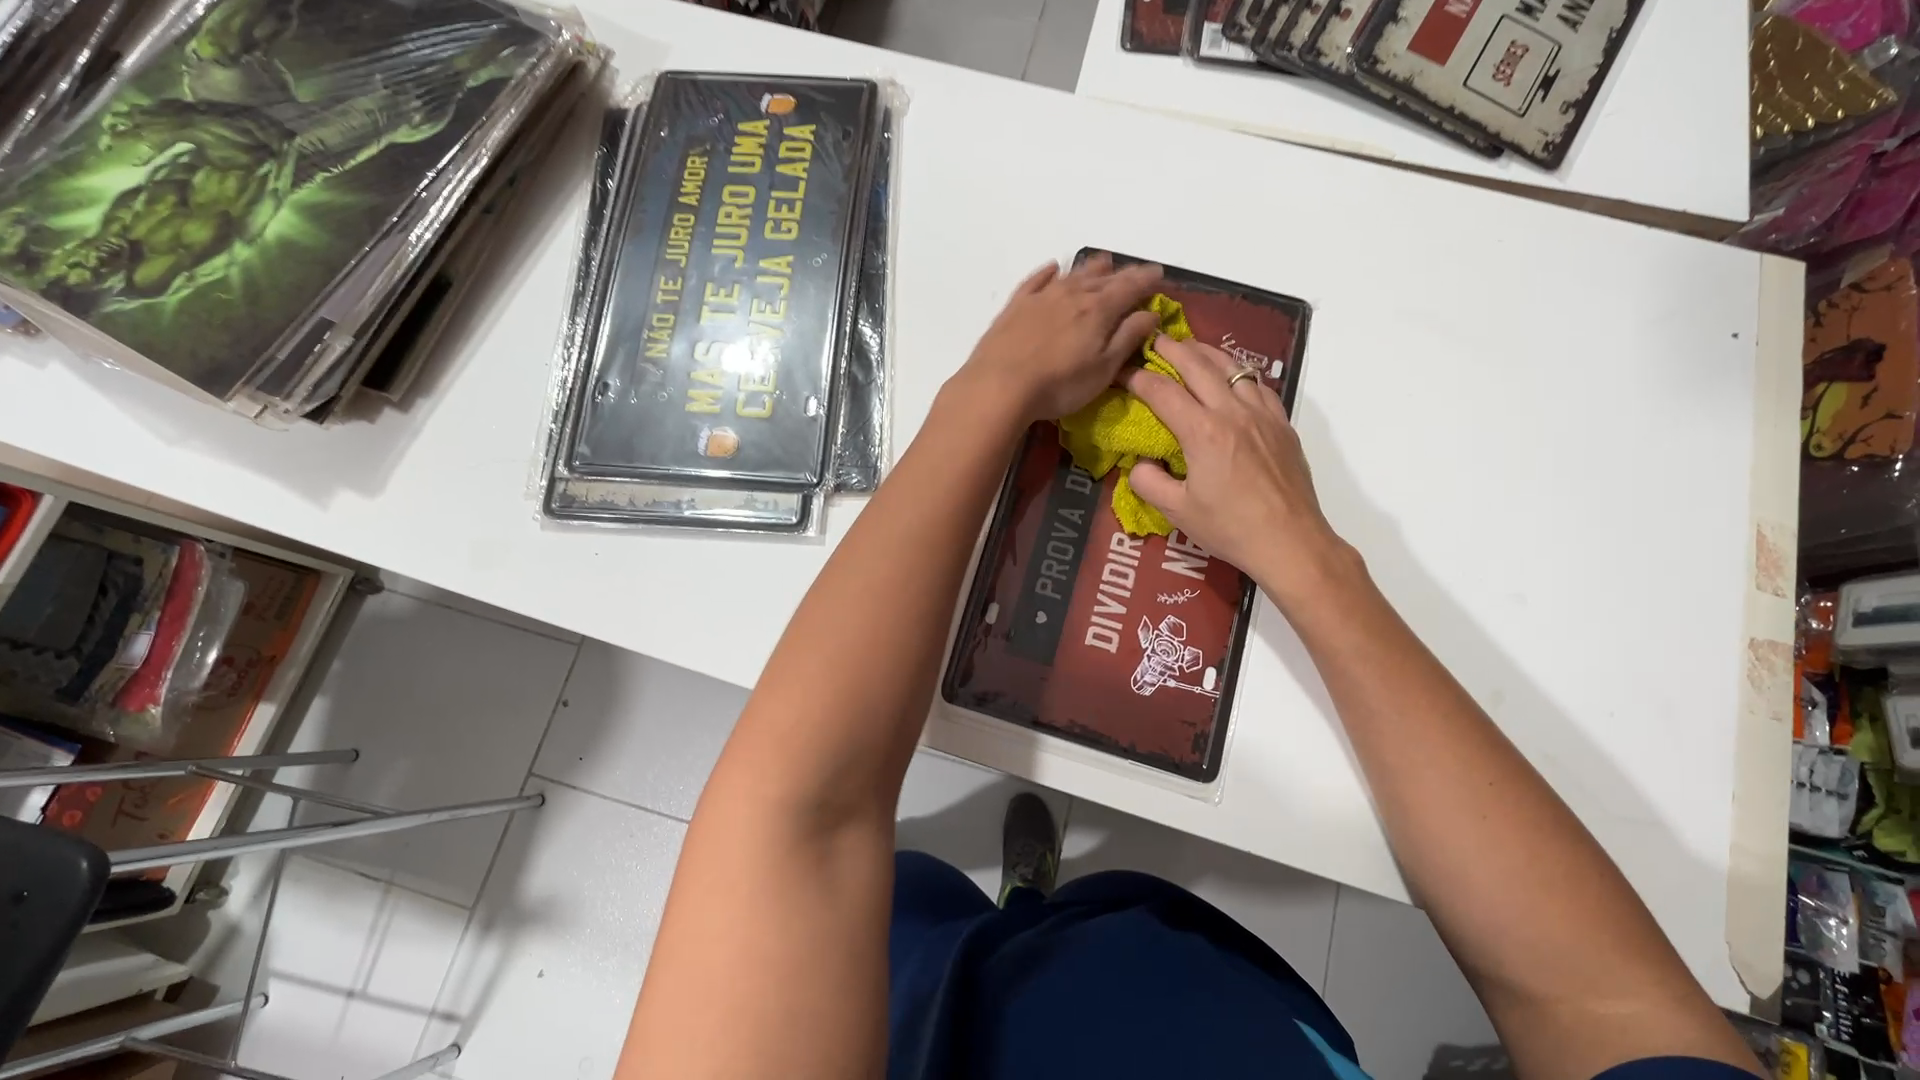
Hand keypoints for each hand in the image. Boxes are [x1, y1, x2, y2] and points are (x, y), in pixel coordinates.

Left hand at [957, 254, 1163, 422]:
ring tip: (1103, 262)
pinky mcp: (1016, 306)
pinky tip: (1053, 267)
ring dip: (1090, 268)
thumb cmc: (1059, 385)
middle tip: (1134, 272)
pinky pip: (1036, 280)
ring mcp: (1041, 298)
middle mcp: (1072, 295)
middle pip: (1102, 278)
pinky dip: (1049, 272)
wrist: (999, 386)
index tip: (1159, 274)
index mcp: (1098, 310)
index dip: (1147, 280)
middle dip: (1122, 274)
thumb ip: (1128, 337)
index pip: (1130, 287)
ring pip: (1072, 275)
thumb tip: (1151, 313)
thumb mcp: (1103, 368)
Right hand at [1124, 336, 1356, 610]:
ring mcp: (1262, 415)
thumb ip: (1148, 481)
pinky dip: (1238, 373)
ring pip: (1233, 367)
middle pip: (1198, 365)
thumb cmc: (1230, 529)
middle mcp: (1233, 412)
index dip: (1136, 377)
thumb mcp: (1177, 511)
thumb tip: (1140, 462)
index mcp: (1203, 432)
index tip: (1120, 372)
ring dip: (1207, 352)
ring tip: (1190, 347)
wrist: (1290, 541)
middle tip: (1152, 339)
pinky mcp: (1282, 424)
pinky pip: (1258, 385)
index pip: (1161, 391)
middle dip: (1171, 348)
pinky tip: (1232, 379)